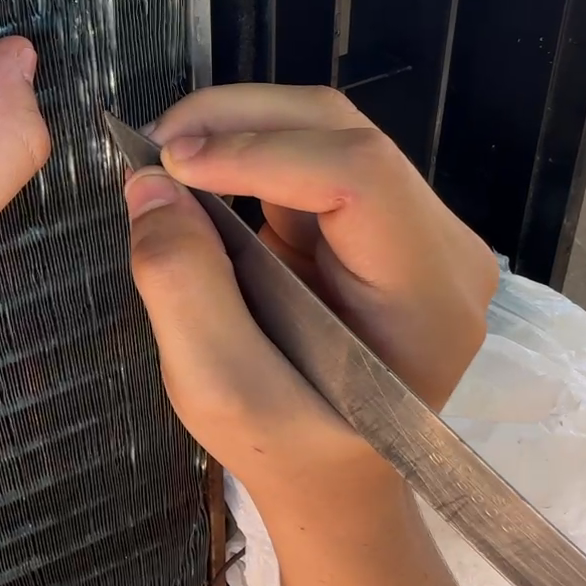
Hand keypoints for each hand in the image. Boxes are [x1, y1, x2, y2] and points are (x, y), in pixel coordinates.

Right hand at [122, 84, 497, 585]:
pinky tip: (194, 166)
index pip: (359, 176)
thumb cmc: (288, 446)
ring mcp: (404, 220)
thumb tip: (149, 182)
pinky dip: (238, 141)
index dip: (257, 152)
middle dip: (236, 119)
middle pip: (340, 129)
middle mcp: (437, 244)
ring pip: (319, 124)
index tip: (168, 163)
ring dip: (232, 122)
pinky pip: (302, 144)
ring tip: (163, 152)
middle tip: (152, 144)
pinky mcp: (364, 211)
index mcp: (427, 299)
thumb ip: (182, 287)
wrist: (329, 466)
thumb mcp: (221, 388)